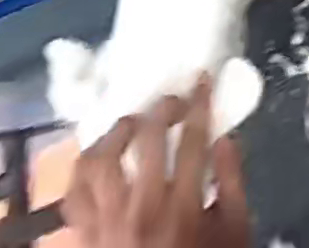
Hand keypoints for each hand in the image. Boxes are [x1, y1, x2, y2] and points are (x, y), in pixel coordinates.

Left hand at [62, 77, 250, 247]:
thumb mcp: (236, 230)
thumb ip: (231, 180)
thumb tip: (224, 135)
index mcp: (183, 209)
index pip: (192, 138)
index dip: (199, 102)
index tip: (203, 78)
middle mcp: (140, 211)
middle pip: (145, 140)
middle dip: (162, 108)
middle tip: (174, 101)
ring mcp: (105, 226)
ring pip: (98, 162)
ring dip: (116, 133)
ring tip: (134, 124)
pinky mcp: (83, 240)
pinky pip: (72, 195)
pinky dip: (85, 169)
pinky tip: (102, 157)